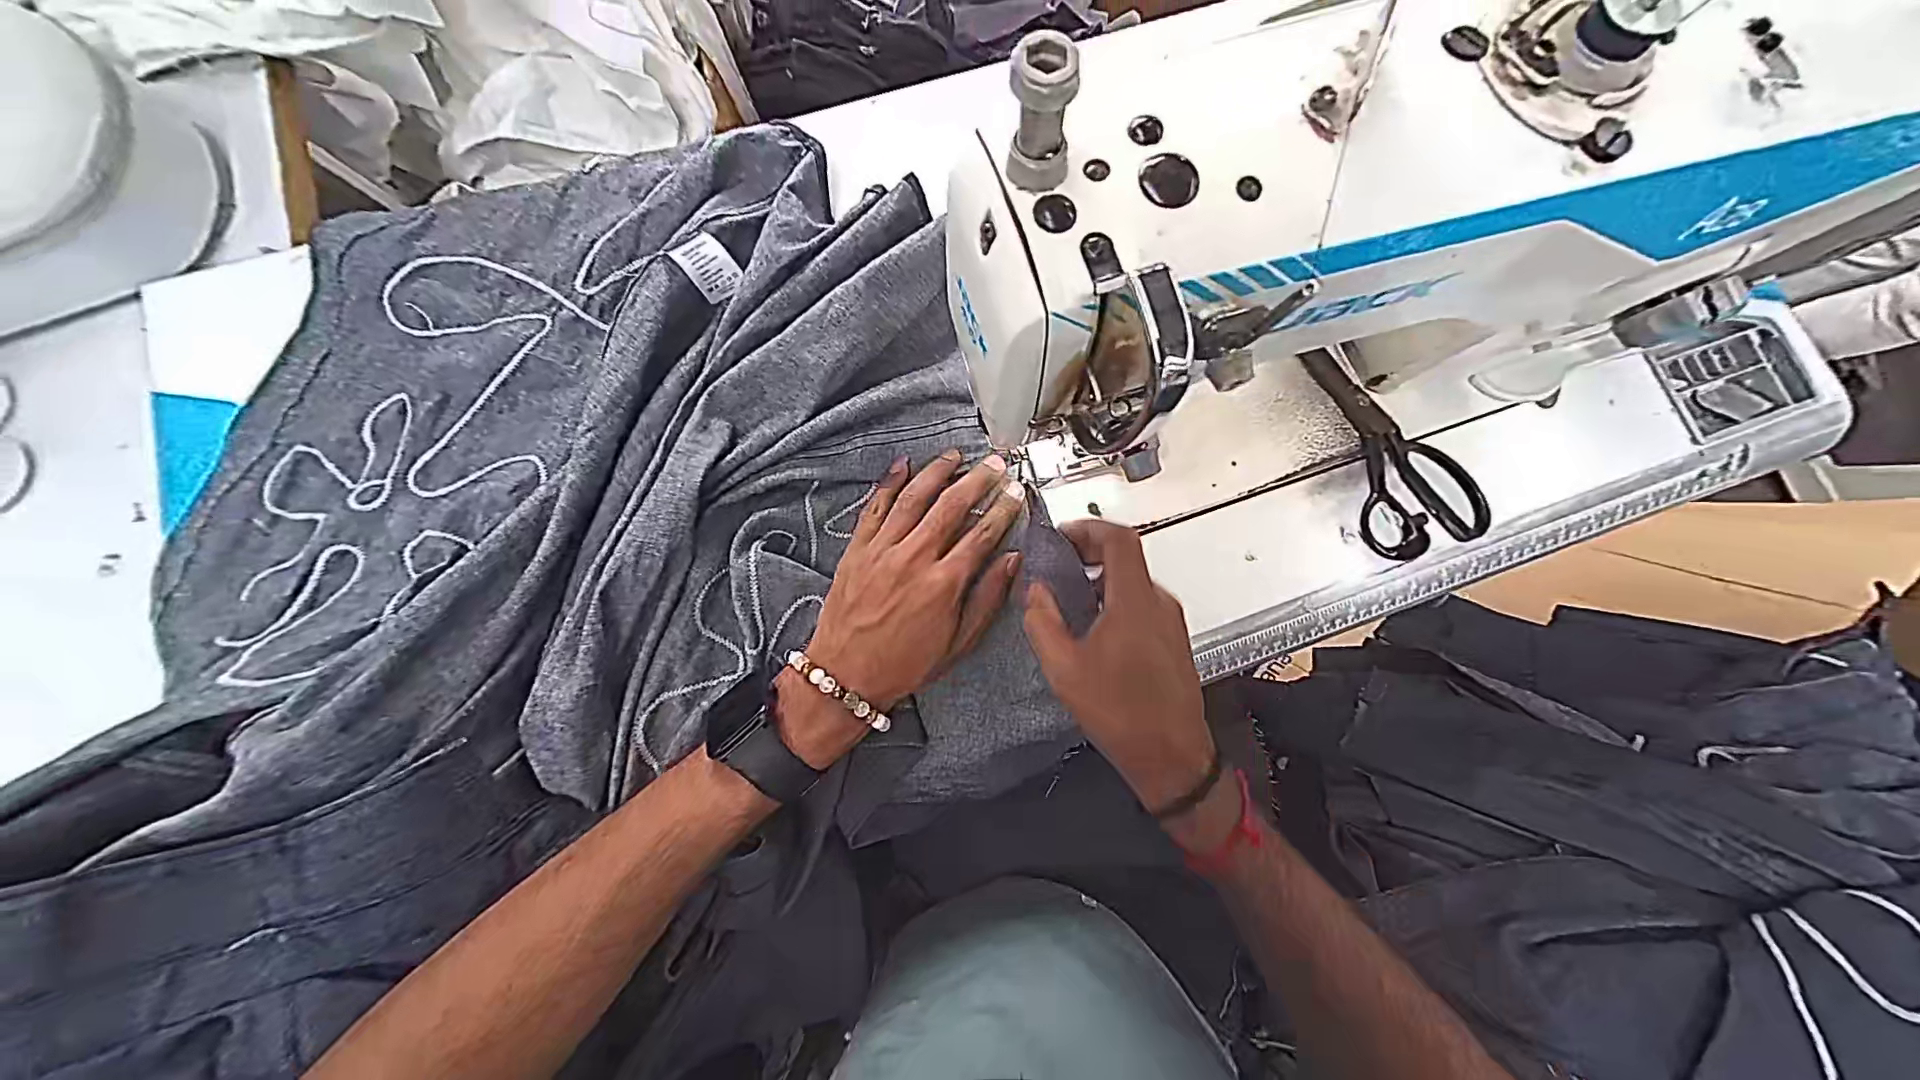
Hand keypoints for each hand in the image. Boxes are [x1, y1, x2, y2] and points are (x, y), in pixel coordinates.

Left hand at [783, 449, 1024, 762]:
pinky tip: (903, 466)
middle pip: (952, 505)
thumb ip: (987, 598)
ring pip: (914, 497)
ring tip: (956, 456)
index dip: (1003, 509)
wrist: (845, 675)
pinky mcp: (858, 550)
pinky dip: (889, 483)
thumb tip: (1011, 562)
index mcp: (943, 583)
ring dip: (938, 471)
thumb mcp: (958, 643)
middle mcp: (913, 559)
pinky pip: (875, 506)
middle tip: (995, 465)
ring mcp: (882, 550)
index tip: (1015, 495)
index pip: (981, 533)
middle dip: (979, 480)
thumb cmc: (903, 664)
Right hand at [1023, 521, 1215, 816]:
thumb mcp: (1063, 668)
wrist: (1170, 755)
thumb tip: (1035, 593)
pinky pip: (1143, 603)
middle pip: (1127, 556)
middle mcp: (1159, 604)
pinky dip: (1116, 599)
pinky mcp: (1173, 639)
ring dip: (1102, 578)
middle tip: (1062, 562)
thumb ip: (1042, 621)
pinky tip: (1095, 625)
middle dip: (1090, 552)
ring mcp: (1170, 622)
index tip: (1065, 535)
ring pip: (1134, 581)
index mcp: (1134, 602)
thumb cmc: (1124, 715)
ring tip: (1073, 595)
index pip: (1118, 539)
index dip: (1088, 528)